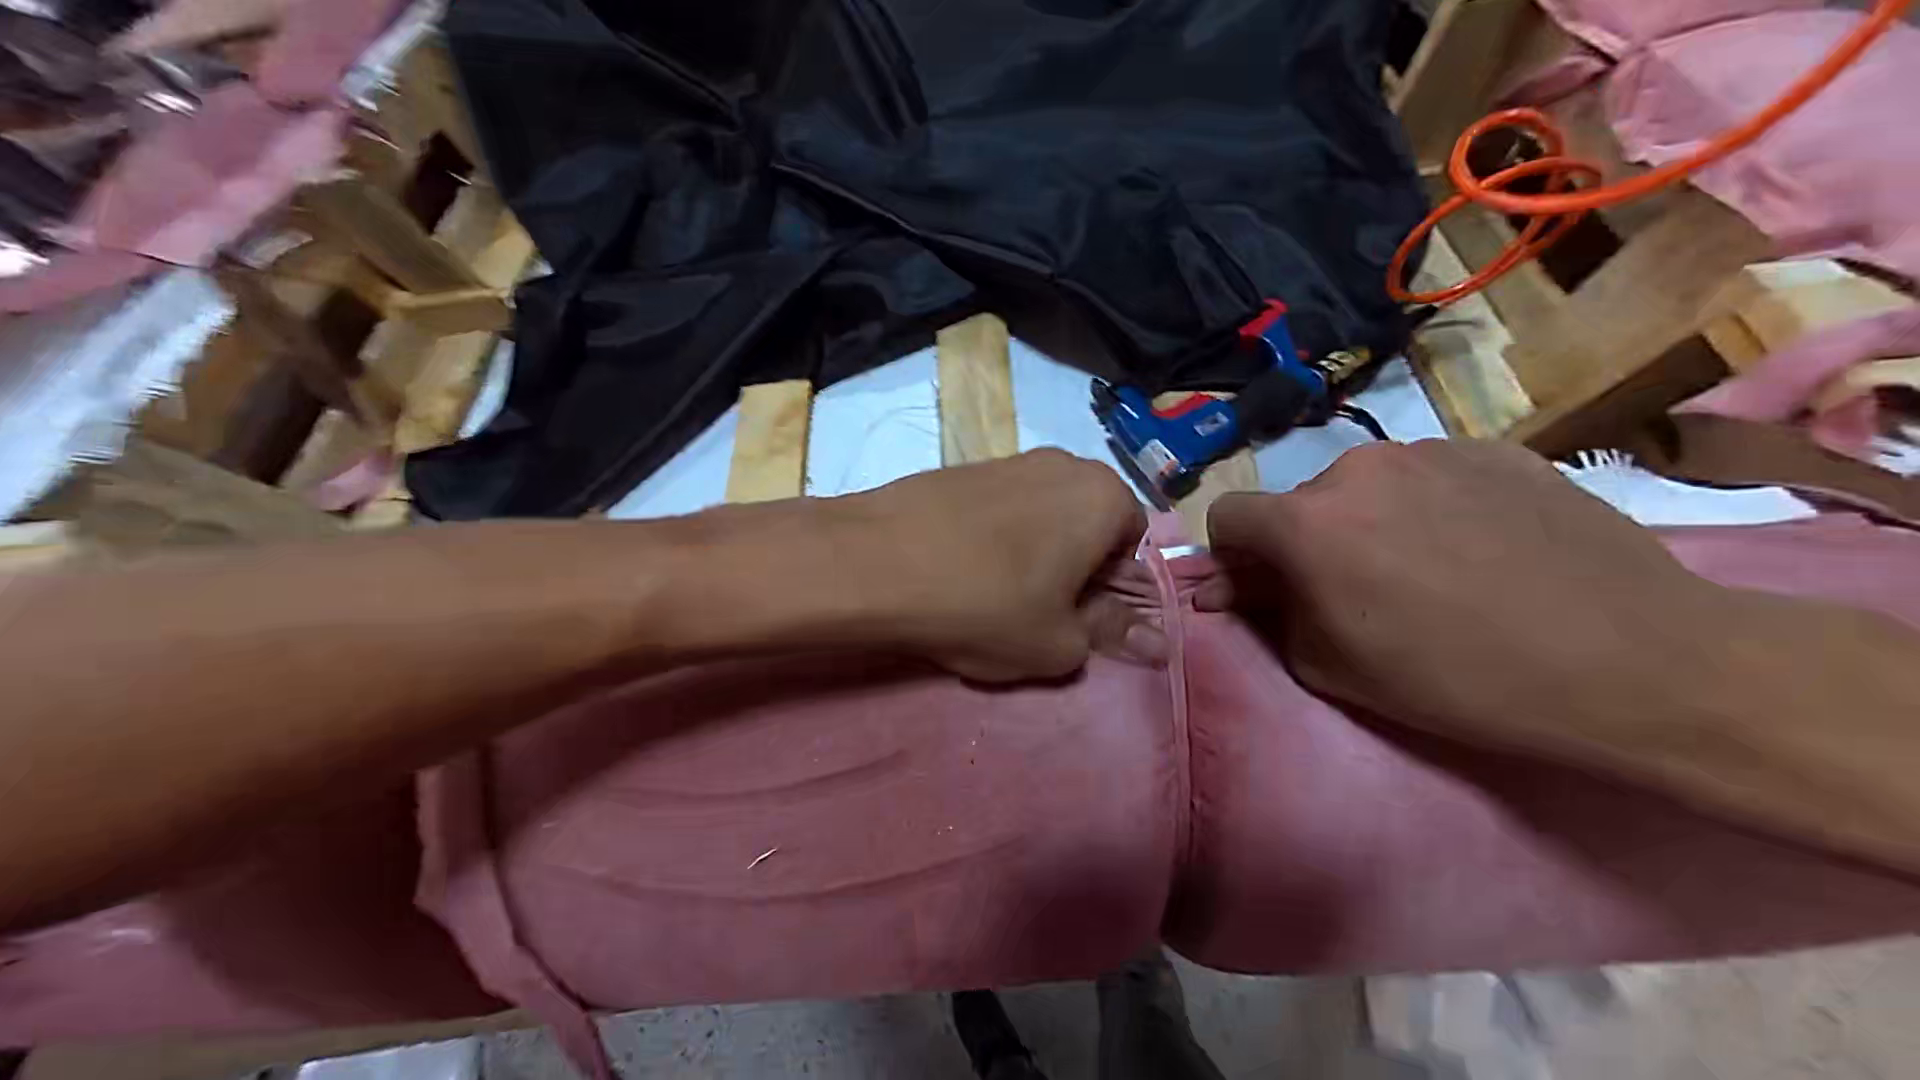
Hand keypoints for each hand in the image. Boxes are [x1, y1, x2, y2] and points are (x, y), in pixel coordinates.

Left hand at [824, 449, 1156, 681]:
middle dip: (1074, 568)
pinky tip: (961, 568)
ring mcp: (1007, 460)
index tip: (1077, 618)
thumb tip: (1155, 643)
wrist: (873, 561)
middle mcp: (1063, 464)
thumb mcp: (1057, 642)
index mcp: (1103, 496)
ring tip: (993, 592)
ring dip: (1033, 553)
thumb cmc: (985, 604)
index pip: (1134, 545)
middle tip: (1038, 609)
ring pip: (1041, 516)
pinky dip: (994, 538)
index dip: (1112, 589)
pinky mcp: (961, 468)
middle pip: (1086, 525)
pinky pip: (999, 508)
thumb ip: (1111, 635)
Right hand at [1201, 439, 1746, 757]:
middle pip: (1299, 503)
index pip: (1227, 516)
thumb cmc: (1456, 678)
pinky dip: (1429, 506)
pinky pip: (1429, 475)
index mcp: (1305, 522)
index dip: (1234, 556)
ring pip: (1364, 486)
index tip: (1266, 586)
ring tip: (1425, 568)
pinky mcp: (1493, 448)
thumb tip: (1232, 589)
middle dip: (1307, 543)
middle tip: (1356, 590)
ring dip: (1368, 521)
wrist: (1633, 662)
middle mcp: (1355, 468)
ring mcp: (1428, 451)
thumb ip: (1266, 616)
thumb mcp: (1329, 667)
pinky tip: (1478, 547)